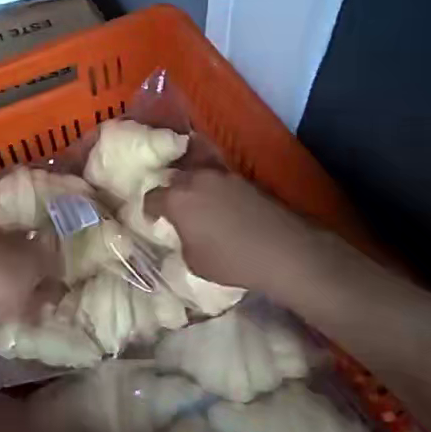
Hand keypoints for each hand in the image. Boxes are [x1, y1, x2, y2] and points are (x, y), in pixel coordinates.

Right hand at [144, 170, 337, 293]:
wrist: (281, 249)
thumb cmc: (230, 260)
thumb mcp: (194, 261)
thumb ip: (183, 241)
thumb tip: (187, 233)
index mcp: (177, 199)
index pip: (152, 198)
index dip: (149, 209)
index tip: (153, 219)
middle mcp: (197, 179)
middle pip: (175, 177)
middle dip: (170, 189)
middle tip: (173, 206)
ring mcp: (224, 176)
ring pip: (199, 170)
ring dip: (194, 182)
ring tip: (197, 198)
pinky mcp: (246, 180)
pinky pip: (221, 177)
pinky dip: (216, 186)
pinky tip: (221, 202)